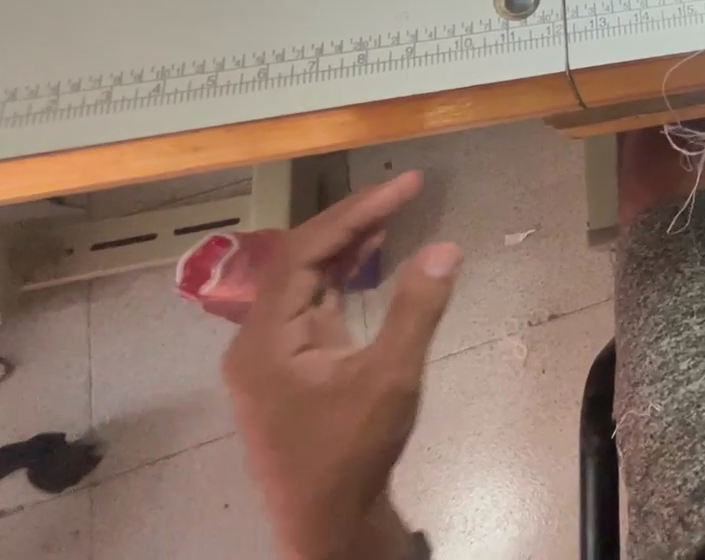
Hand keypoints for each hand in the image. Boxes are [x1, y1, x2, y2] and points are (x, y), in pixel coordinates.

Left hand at [223, 171, 460, 559]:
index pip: (306, 252)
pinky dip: (346, 271)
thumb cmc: (353, 449)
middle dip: (353, 219)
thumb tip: (445, 246)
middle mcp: (259, 337)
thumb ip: (416, 308)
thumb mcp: (391, 377)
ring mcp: (274, 351)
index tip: (408, 187)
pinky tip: (373, 255)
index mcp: (266, 338)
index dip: (358, 213)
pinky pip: (316, 300)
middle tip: (406, 189)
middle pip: (300, 258)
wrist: (328, 519)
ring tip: (394, 209)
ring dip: (349, 241)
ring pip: (306, 277)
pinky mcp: (295, 362)